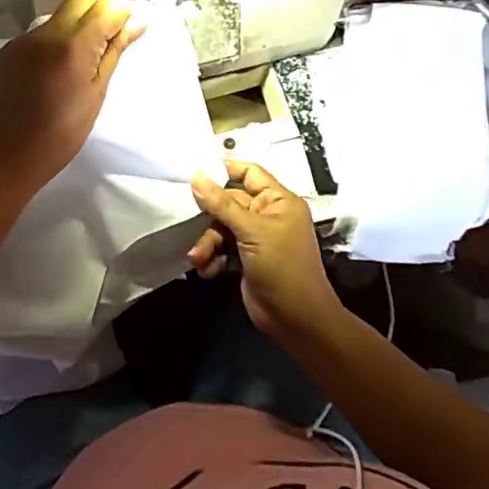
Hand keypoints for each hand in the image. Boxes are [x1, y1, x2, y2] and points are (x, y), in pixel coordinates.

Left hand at [0, 0, 143, 193]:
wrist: (12, 153)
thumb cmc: (64, 132)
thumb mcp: (97, 91)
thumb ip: (115, 50)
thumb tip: (137, 21)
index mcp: (72, 46)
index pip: (107, 4)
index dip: (121, 16)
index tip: (124, 36)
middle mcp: (45, 33)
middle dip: (98, 14)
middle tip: (103, 48)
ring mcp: (23, 40)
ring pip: (59, 14)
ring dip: (75, 27)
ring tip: (76, 65)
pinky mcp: (8, 49)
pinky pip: (39, 32)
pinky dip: (53, 41)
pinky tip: (52, 73)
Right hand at [188, 160, 344, 345]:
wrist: (296, 320)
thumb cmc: (282, 267)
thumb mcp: (252, 231)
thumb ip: (222, 204)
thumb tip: (196, 175)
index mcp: (278, 201)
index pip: (250, 173)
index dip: (226, 169)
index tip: (196, 171)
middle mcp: (267, 215)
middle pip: (228, 203)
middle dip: (210, 219)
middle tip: (191, 226)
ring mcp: (256, 238)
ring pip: (221, 228)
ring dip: (207, 243)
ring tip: (199, 259)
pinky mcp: (245, 259)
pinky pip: (221, 248)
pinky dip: (212, 258)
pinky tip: (208, 270)